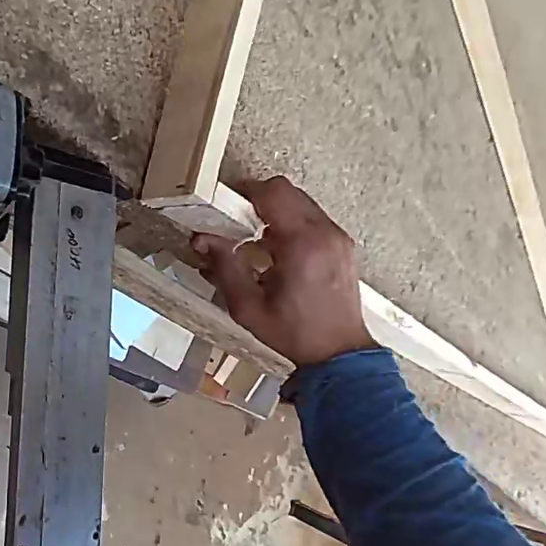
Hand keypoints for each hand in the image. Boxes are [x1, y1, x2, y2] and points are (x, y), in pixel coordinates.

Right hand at [191, 176, 376, 366]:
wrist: (338, 353)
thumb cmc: (296, 334)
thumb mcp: (249, 307)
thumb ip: (224, 268)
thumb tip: (203, 240)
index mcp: (303, 244)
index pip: (273, 193)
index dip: (245, 192)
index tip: (226, 205)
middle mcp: (325, 234)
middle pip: (287, 192)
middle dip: (257, 201)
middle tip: (236, 223)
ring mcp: (337, 238)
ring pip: (300, 203)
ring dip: (275, 213)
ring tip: (255, 242)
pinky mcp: (341, 246)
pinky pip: (313, 219)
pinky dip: (291, 225)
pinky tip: (276, 252)